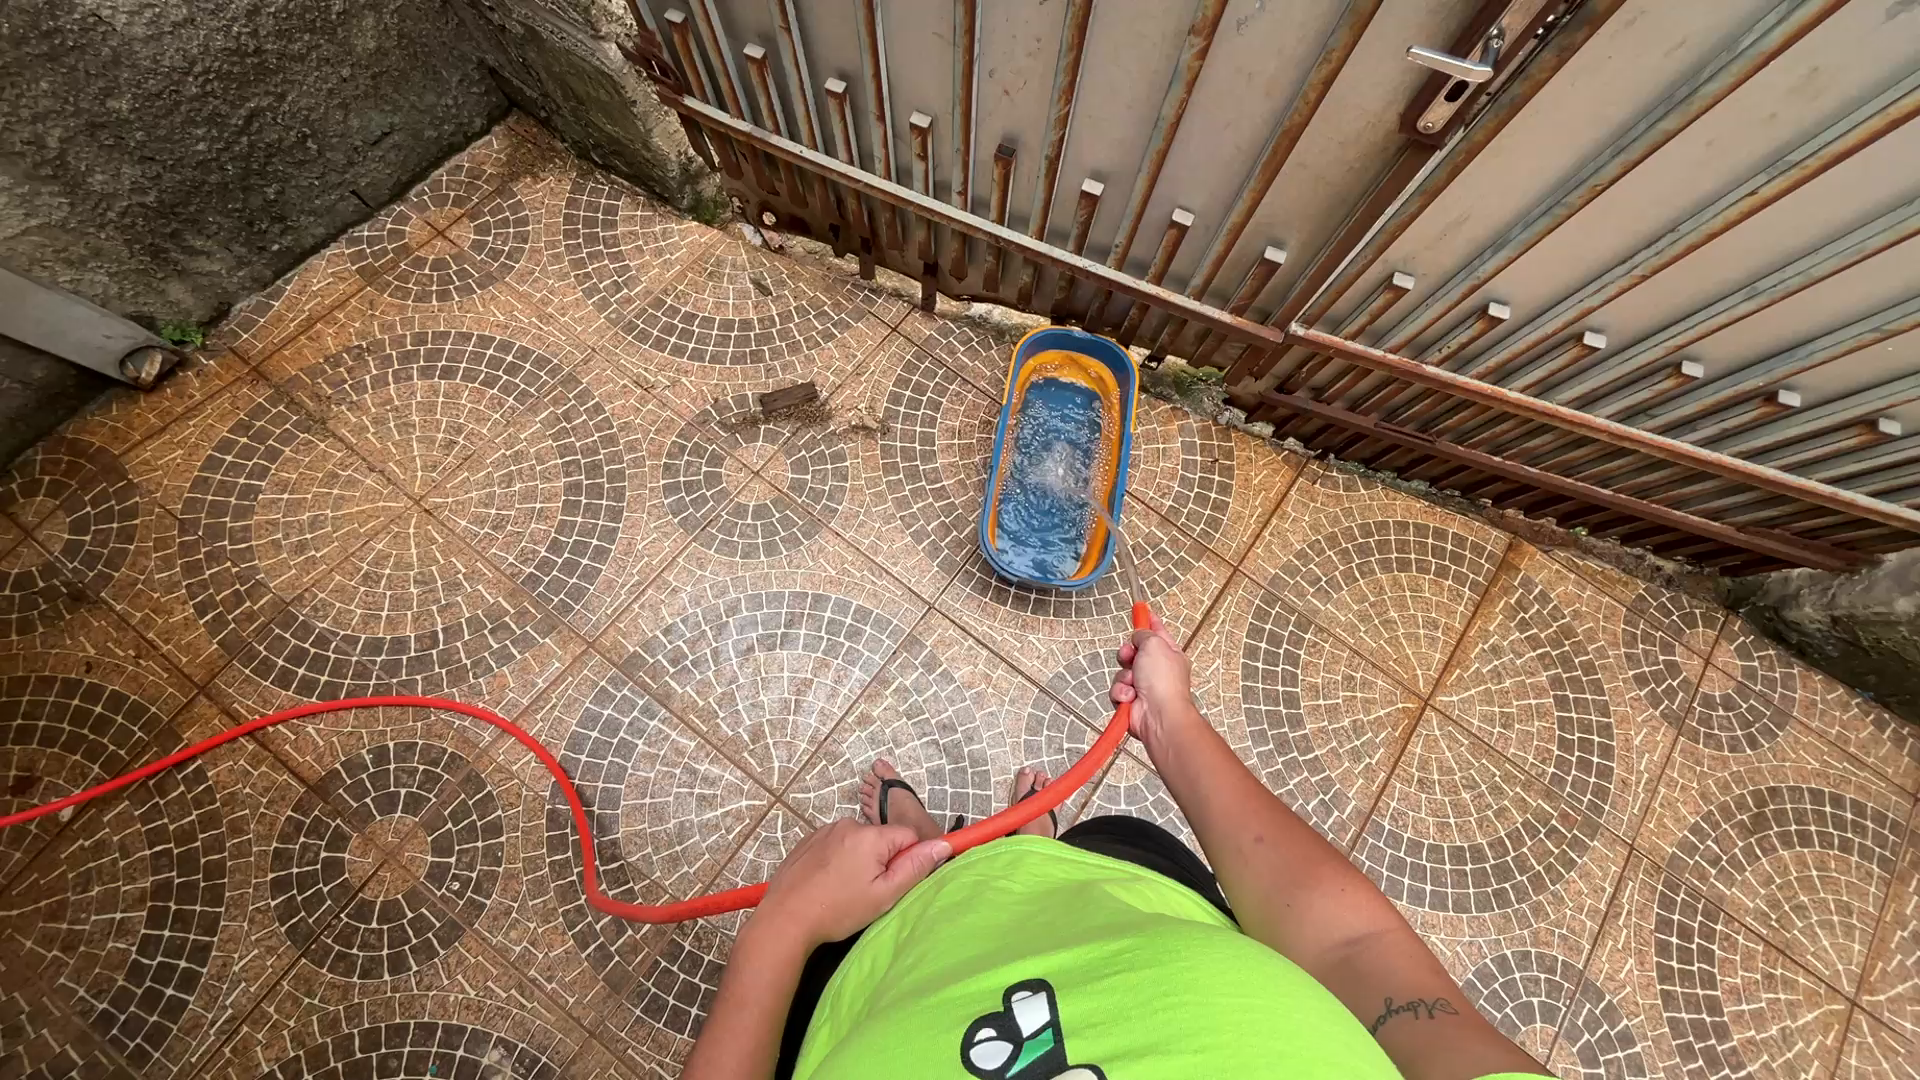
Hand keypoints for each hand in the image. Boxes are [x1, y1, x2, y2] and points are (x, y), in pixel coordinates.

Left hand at [754, 819, 949, 948]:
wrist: (784, 919)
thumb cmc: (838, 910)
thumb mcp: (884, 895)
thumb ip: (916, 867)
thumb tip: (943, 845)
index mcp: (871, 835)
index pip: (907, 836)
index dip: (906, 860)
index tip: (891, 883)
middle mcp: (849, 823)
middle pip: (881, 839)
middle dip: (880, 861)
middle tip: (865, 892)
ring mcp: (826, 829)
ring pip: (858, 842)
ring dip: (858, 860)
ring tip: (842, 890)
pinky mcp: (808, 839)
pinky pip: (835, 844)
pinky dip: (837, 859)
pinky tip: (826, 883)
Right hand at [1110, 613, 1200, 750]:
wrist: (1158, 715)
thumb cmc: (1164, 682)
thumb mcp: (1154, 644)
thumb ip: (1144, 634)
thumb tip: (1138, 634)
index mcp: (1168, 654)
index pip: (1156, 631)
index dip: (1147, 621)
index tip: (1140, 610)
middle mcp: (1156, 670)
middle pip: (1133, 652)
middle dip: (1127, 654)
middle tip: (1130, 656)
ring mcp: (1143, 686)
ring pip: (1121, 672)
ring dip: (1124, 677)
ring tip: (1133, 684)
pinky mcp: (1131, 701)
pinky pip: (1116, 689)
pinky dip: (1121, 693)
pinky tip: (1131, 697)